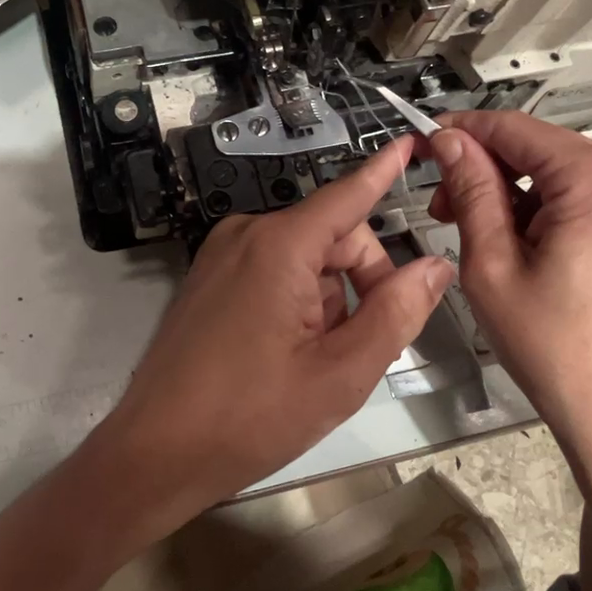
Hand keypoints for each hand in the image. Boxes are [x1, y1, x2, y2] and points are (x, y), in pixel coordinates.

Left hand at [100, 136, 455, 529]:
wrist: (156, 450)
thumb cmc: (249, 416)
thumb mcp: (339, 373)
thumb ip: (395, 314)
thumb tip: (434, 267)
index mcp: (278, 245)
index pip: (347, 195)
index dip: (384, 171)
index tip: (412, 140)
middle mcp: (246, 235)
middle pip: (332, 236)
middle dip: (361, 280)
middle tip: (363, 346)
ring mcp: (221, 256)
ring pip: (305, 259)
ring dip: (329, 300)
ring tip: (318, 362)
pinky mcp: (208, 280)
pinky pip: (272, 272)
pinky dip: (297, 302)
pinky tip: (289, 354)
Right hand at [424, 111, 591, 483]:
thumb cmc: (560, 353)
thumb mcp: (493, 267)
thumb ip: (472, 191)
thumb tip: (451, 142)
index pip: (517, 129)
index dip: (464, 132)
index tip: (426, 143)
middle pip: (550, 154)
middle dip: (493, 174)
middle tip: (447, 211)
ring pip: (578, 182)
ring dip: (528, 199)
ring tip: (494, 245)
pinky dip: (567, 218)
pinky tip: (542, 259)